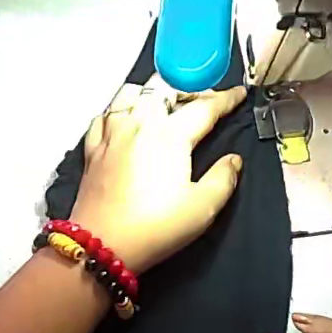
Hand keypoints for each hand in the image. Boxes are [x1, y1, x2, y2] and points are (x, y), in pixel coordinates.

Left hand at [69, 81, 248, 272]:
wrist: (101, 245)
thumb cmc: (155, 227)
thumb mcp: (203, 208)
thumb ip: (223, 179)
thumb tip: (233, 161)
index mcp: (170, 135)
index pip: (204, 107)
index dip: (226, 98)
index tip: (238, 94)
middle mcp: (139, 124)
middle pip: (165, 89)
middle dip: (188, 87)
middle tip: (204, 97)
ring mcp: (111, 134)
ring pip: (130, 93)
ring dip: (151, 91)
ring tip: (163, 102)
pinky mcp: (92, 150)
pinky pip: (105, 115)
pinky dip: (119, 110)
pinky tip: (125, 121)